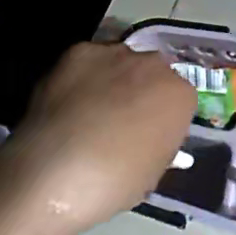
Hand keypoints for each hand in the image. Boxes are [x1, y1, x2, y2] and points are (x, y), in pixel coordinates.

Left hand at [0, 41, 195, 234]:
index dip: (163, 120)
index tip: (148, 138)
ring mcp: (116, 53)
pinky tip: (68, 103)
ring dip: (112, 80)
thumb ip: (158, 142)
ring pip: (120, 63)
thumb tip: (149, 136)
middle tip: (119, 123)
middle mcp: (153, 64)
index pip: (179, 100)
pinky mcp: (79, 51)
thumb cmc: (113, 183)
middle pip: (152, 74)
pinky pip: (88, 62)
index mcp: (180, 95)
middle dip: (140, 92)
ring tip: (88, 113)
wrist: (55, 171)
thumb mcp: (152, 172)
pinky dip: (82, 78)